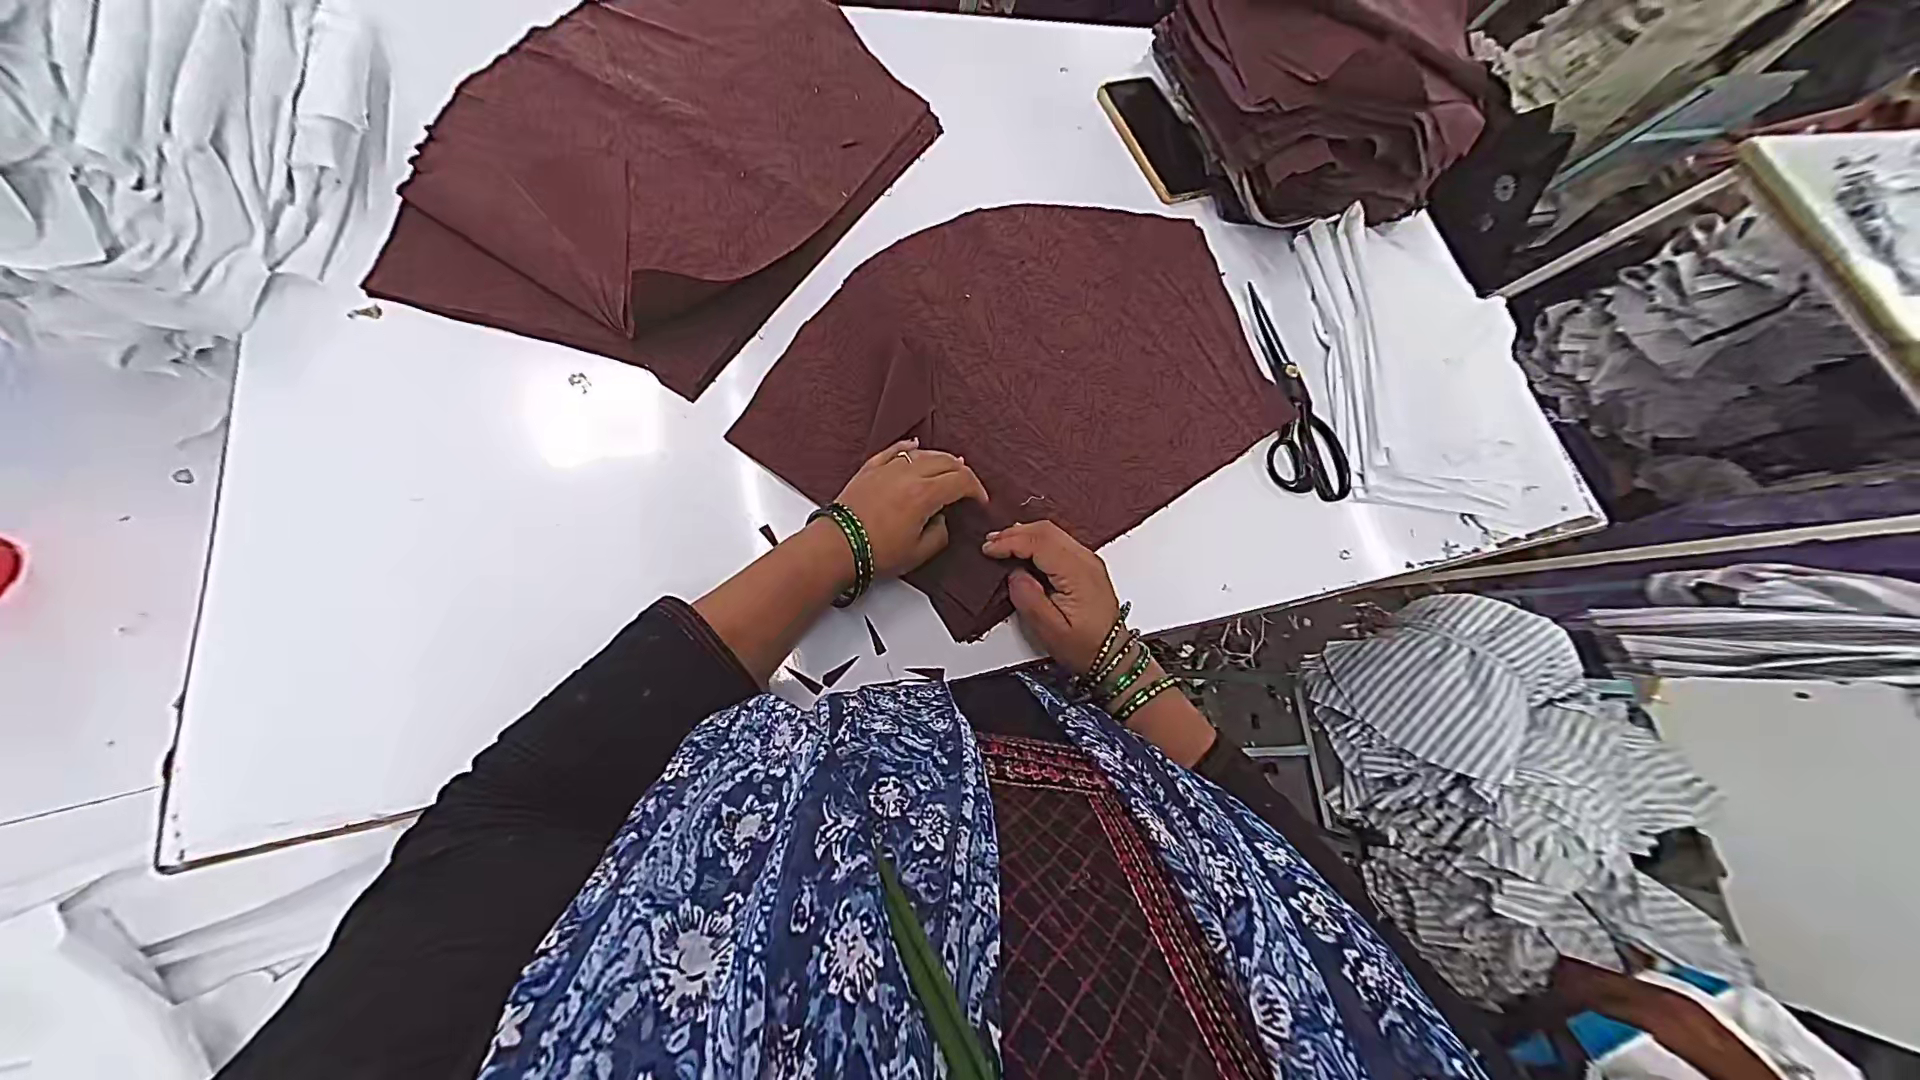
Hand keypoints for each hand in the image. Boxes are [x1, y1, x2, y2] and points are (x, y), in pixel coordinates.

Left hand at [834, 439, 988, 579]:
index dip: (976, 489)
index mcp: (924, 494)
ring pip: (922, 453)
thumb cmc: (874, 553)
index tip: (979, 500)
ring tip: (948, 465)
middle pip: (945, 461)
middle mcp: (907, 475)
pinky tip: (914, 446)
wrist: (837, 548)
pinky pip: (893, 451)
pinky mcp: (869, 470)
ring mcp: (887, 469)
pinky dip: (908, 447)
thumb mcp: (919, 552)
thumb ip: (940, 533)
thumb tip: (940, 520)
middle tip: (967, 484)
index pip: (961, 481)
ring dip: (940, 458)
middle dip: (961, 471)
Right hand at [980, 520, 1121, 674]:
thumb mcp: (1050, 631)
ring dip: (1024, 534)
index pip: (1040, 542)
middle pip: (1046, 531)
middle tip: (990, 543)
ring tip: (1000, 543)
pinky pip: (1058, 541)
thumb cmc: (1085, 647)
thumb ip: (1029, 599)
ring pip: (1052, 532)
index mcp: (1078, 573)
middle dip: (1014, 533)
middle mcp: (1086, 560)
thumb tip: (1014, 575)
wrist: (1112, 656)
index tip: (989, 550)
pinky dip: (1035, 541)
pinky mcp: (1085, 565)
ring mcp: (1088, 560)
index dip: (1010, 542)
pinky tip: (1021, 549)